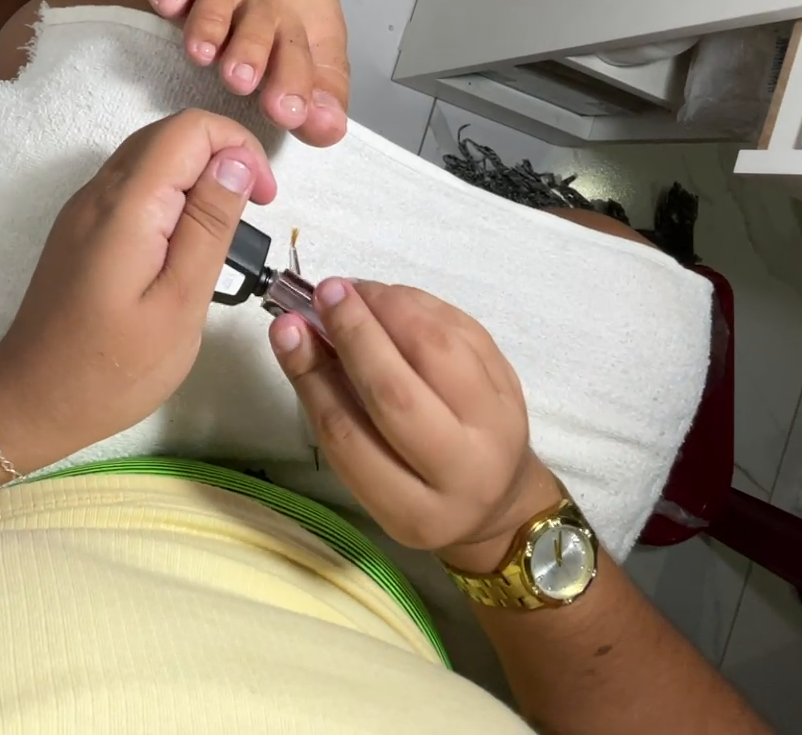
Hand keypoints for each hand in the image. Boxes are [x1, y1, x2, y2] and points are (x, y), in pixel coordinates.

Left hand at [0, 109, 277, 460]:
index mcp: (125, 206)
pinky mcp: (79, 228)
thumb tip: (234, 161)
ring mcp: (83, 208)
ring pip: (150, 157)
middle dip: (223, 156)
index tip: (265, 199)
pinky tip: (184, 241)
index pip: (189, 128)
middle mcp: (97, 192)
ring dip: (197, 176)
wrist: (31, 400)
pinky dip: (170, 194)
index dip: (238, 147)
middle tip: (253, 211)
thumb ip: (209, 226)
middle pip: (168, 134)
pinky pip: (132, 185)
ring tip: (225, 231)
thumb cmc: (113, 369)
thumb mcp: (179, 304)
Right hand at [137, 0, 349, 146]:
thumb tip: (326, 130)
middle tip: (241, 78)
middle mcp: (257, 3)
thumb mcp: (316, 33)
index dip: (294, 87)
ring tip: (202, 50)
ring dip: (208, 26)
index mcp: (293, 27)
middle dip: (248, 56)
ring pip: (213, 4)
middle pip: (254, 34)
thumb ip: (319, 88)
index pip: (298, 60)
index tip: (289, 111)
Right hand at [268, 279, 564, 573]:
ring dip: (391, 307)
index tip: (288, 325)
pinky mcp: (512, 384)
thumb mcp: (361, 460)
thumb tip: (289, 328)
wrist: (496, 495)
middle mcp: (462, 471)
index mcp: (412, 509)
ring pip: (440, 351)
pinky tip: (390, 297)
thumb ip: (323, 393)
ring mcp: (497, 424)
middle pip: (398, 392)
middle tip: (327, 292)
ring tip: (355, 291)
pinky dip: (419, 304)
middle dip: (356, 333)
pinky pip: (463, 329)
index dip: (313, 375)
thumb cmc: (409, 478)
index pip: (348, 434)